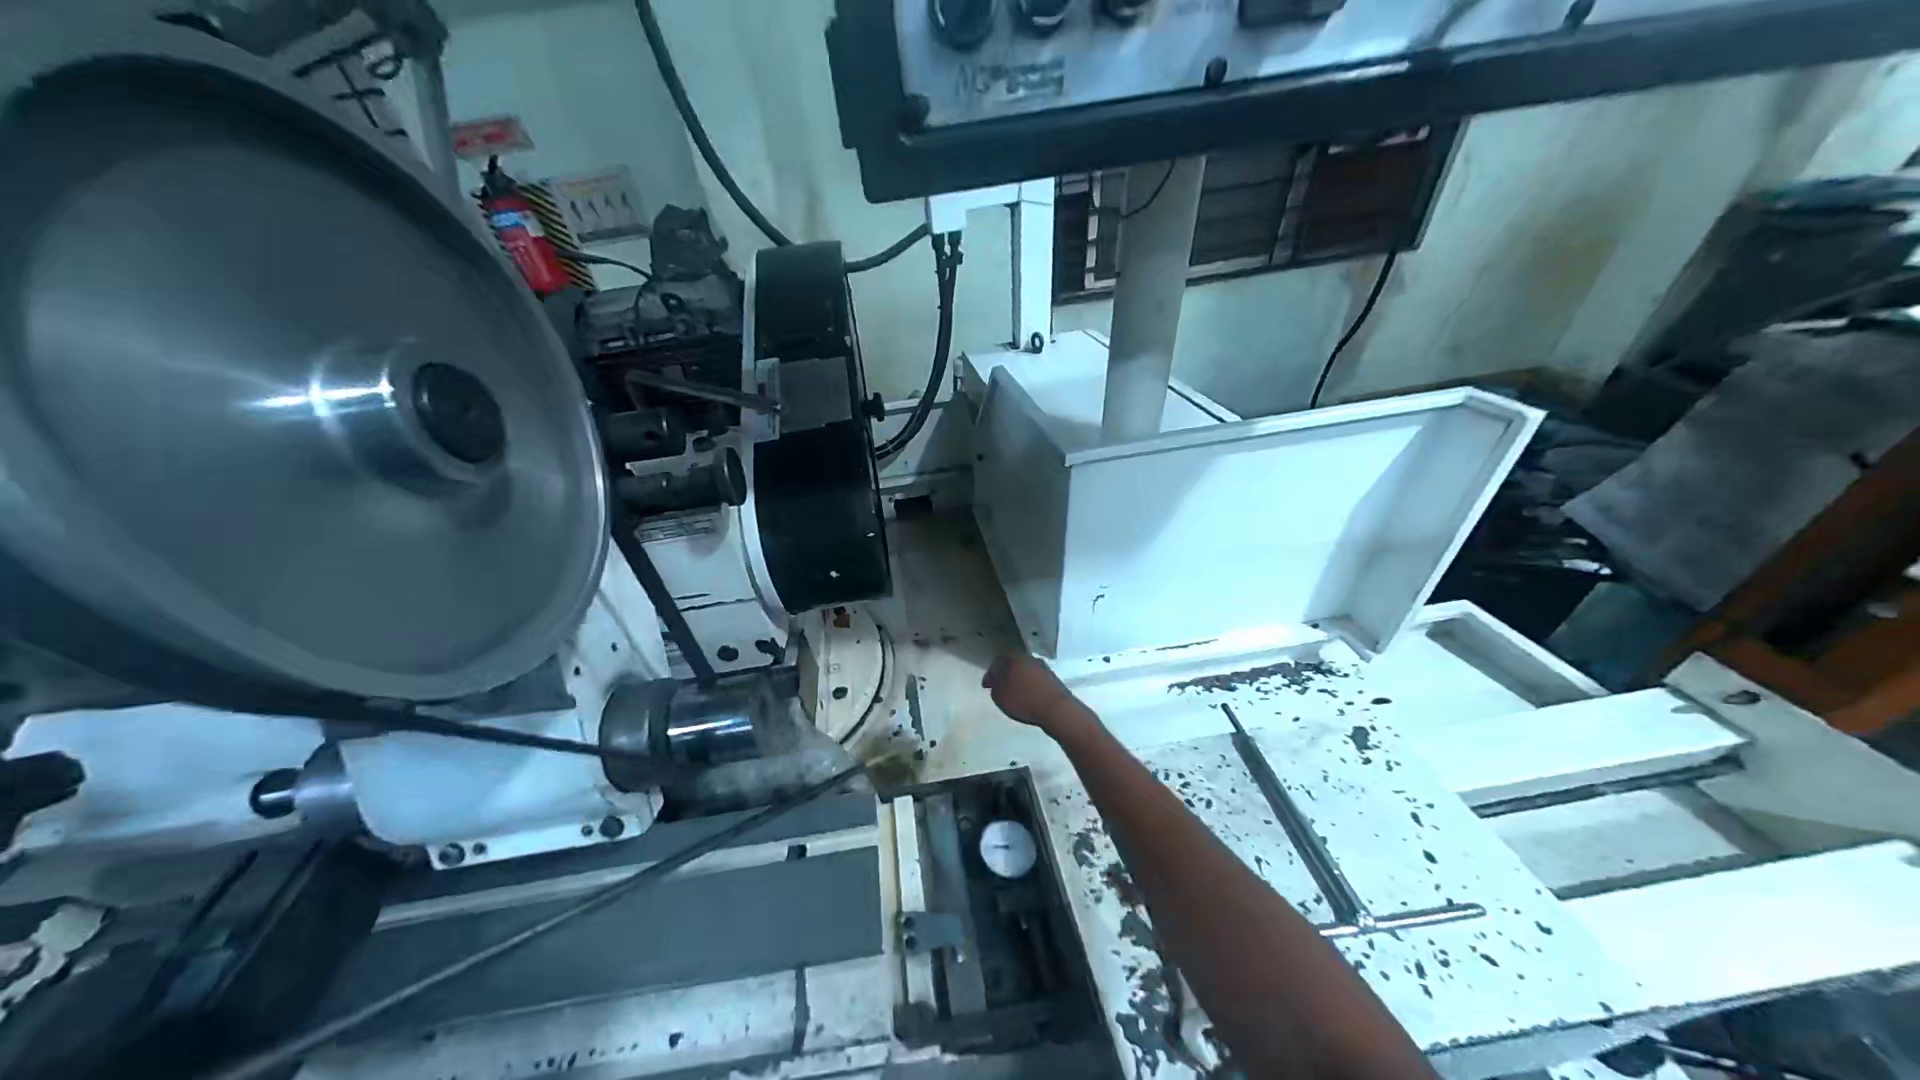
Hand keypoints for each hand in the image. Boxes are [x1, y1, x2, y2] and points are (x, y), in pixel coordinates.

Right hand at [982, 651, 1086, 736]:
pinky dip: (1029, 686)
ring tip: (1013, 694)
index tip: (986, 686)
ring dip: (1018, 680)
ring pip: (1025, 671)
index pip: (997, 661)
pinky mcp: (1053, 679)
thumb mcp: (999, 696)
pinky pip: (1035, 680)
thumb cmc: (1024, 700)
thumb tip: (997, 680)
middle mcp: (1029, 658)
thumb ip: (995, 686)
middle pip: (1012, 664)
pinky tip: (1027, 697)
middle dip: (1005, 675)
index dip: (990, 674)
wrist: (1056, 709)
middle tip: (999, 688)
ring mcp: (1043, 667)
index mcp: (1014, 658)